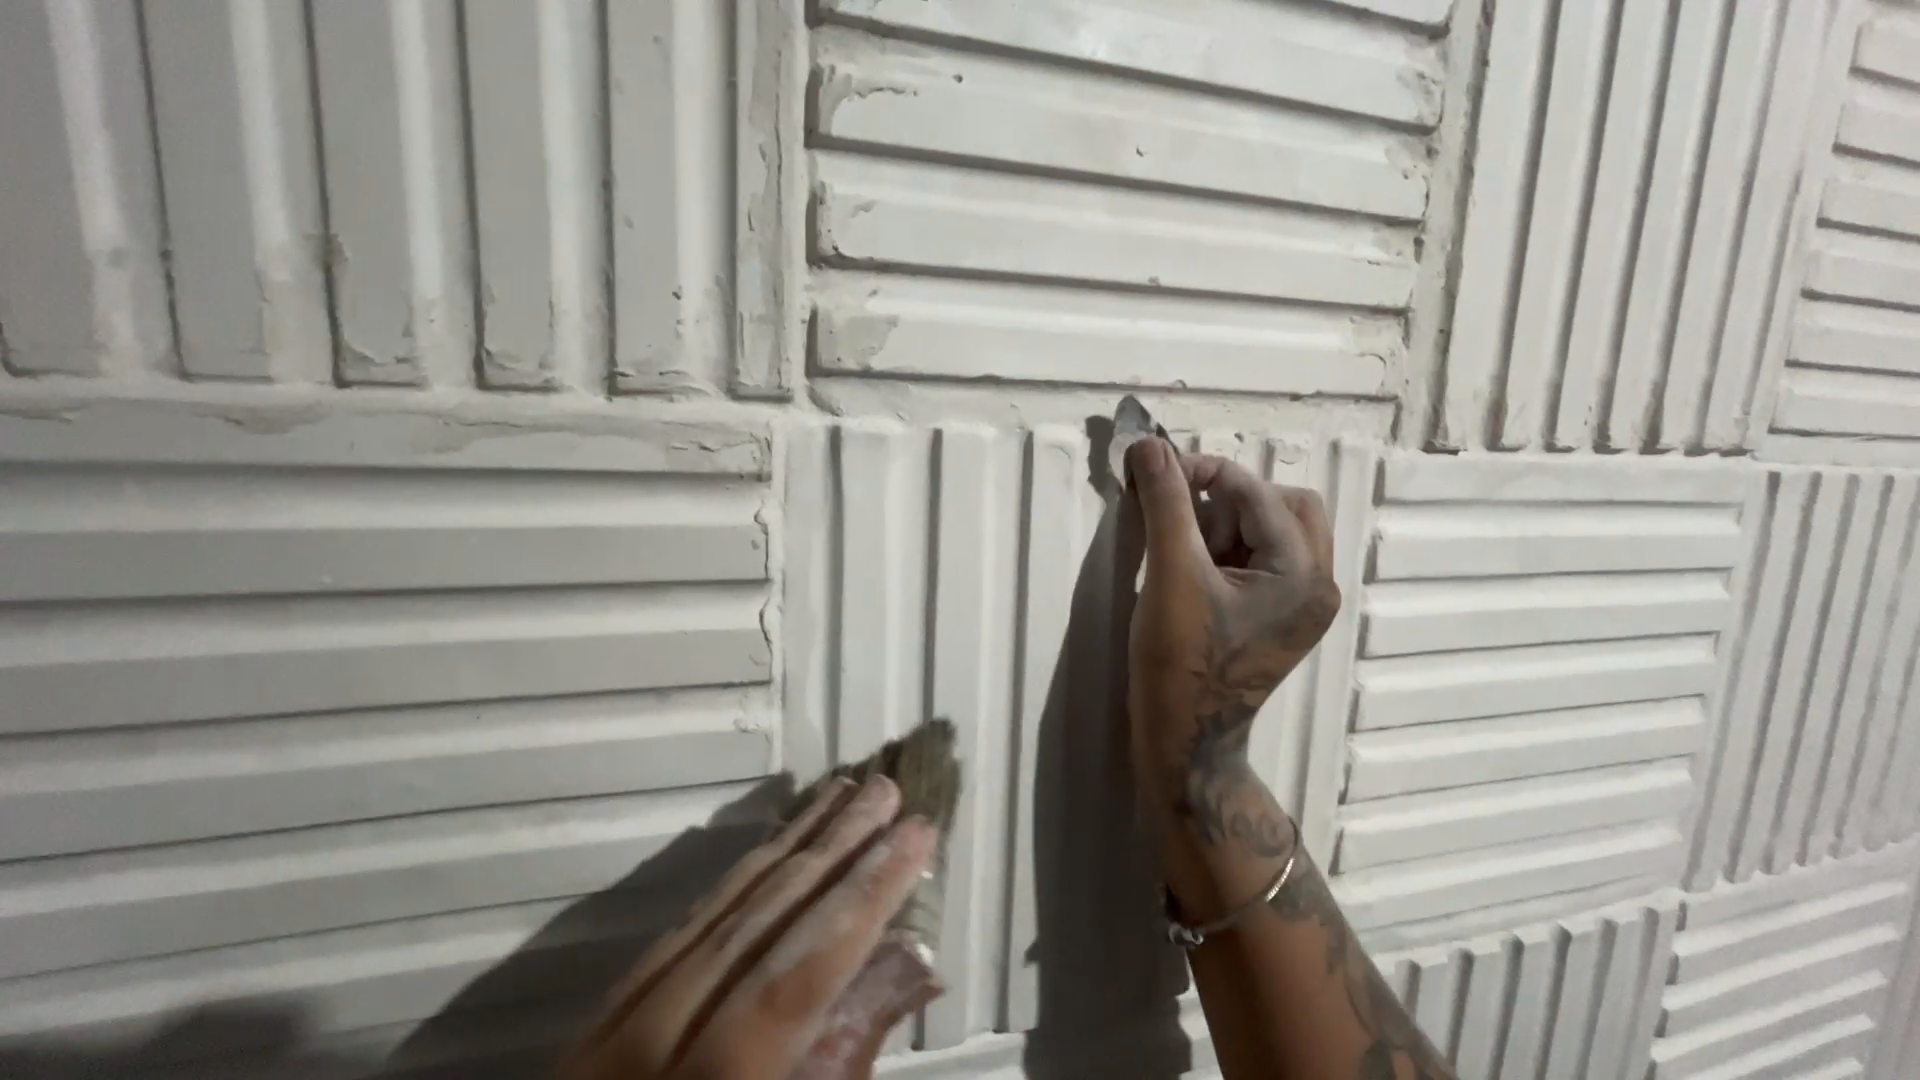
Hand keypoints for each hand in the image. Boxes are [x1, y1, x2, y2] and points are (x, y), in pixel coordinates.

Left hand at [556, 776, 937, 1079]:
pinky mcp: (600, 1013)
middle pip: (759, 922)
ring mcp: (616, 1023)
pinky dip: (737, 878)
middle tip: (885, 789)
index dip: (866, 895)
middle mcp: (656, 1044)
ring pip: (718, 910)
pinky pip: (681, 927)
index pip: (803, 969)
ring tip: (841, 794)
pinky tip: (772, 845)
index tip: (916, 832)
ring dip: (788, 846)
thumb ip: (847, 1058)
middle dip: (832, 850)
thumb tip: (912, 962)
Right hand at [1123, 439, 1338, 841]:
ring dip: (1221, 526)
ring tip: (1181, 561)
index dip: (1199, 472)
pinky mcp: (1279, 617)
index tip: (1147, 471)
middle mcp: (1317, 583)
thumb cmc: (1179, 663)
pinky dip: (1224, 551)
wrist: (1183, 741)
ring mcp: (1301, 603)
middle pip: (1280, 504)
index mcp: (1303, 573)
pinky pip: (1259, 559)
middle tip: (1178, 525)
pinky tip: (1189, 574)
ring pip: (1268, 529)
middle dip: (1223, 502)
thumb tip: (1148, 444)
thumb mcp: (1170, 576)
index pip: (1254, 491)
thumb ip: (1165, 504)